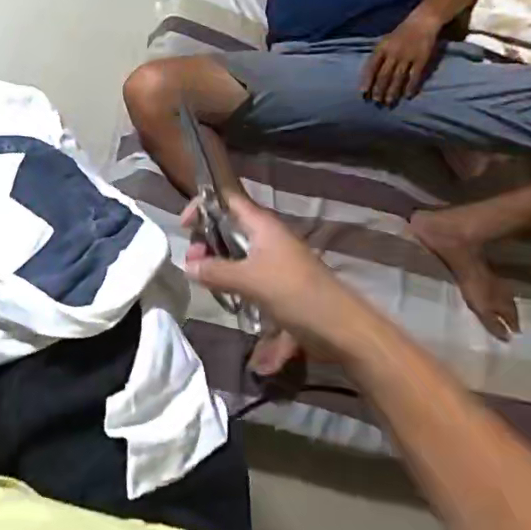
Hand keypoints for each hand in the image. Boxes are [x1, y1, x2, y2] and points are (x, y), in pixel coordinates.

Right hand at [182, 196, 373, 360]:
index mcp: (263, 226)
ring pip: (236, 252)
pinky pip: (247, 273)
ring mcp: (275, 260)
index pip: (227, 200)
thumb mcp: (248, 280)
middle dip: (206, 242)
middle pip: (228, 227)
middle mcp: (268, 237)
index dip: (203, 205)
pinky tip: (226, 296)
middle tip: (194, 264)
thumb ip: (214, 271)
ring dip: (217, 263)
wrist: (344, 330)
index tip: (185, 226)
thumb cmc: (296, 293)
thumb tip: (187, 267)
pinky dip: (232, 280)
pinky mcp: (280, 282)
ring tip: (206, 282)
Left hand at [361, 12, 441, 105]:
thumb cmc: (400, 34)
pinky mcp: (422, 59)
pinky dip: (410, 86)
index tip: (362, 92)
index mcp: (381, 49)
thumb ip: (378, 56)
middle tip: (376, 101)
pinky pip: (415, 75)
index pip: (370, 67)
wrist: (422, 23)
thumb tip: (368, 74)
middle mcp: (392, 54)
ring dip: (392, 91)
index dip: (366, 80)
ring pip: (398, 78)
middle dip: (378, 89)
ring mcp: (407, 57)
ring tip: (388, 102)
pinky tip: (407, 96)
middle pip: (384, 75)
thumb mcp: (383, 42)